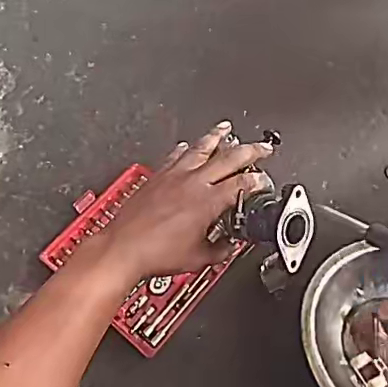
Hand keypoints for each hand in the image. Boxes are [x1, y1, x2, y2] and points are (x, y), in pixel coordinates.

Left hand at [81, 121, 272, 281]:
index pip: (241, 184)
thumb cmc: (155, 253)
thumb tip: (229, 246)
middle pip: (228, 158)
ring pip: (201, 148)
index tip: (264, 181)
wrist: (123, 249)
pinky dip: (186, 149)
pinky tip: (188, 145)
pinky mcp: (157, 177)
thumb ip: (220, 250)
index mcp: (208, 202)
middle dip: (250, 150)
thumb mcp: (199, 258)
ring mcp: (173, 176)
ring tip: (226, 128)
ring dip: (217, 137)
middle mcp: (192, 183)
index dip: (258, 181)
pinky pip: (176, 156)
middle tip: (262, 147)